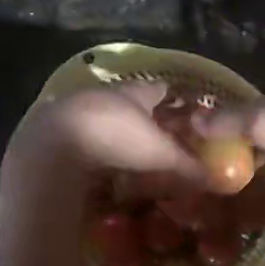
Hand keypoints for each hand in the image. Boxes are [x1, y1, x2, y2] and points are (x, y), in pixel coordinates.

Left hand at [3, 83, 205, 196]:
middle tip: (161, 135)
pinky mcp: (46, 133)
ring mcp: (71, 110)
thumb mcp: (161, 155)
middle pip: (129, 102)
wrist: (50, 152)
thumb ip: (189, 165)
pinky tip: (97, 166)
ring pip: (101, 118)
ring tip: (130, 153)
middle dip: (145, 116)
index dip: (175, 98)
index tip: (188, 109)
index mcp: (131, 92)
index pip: (159, 88)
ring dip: (115, 131)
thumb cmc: (115, 141)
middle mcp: (102, 94)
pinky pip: (78, 137)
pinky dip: (90, 148)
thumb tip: (217, 177)